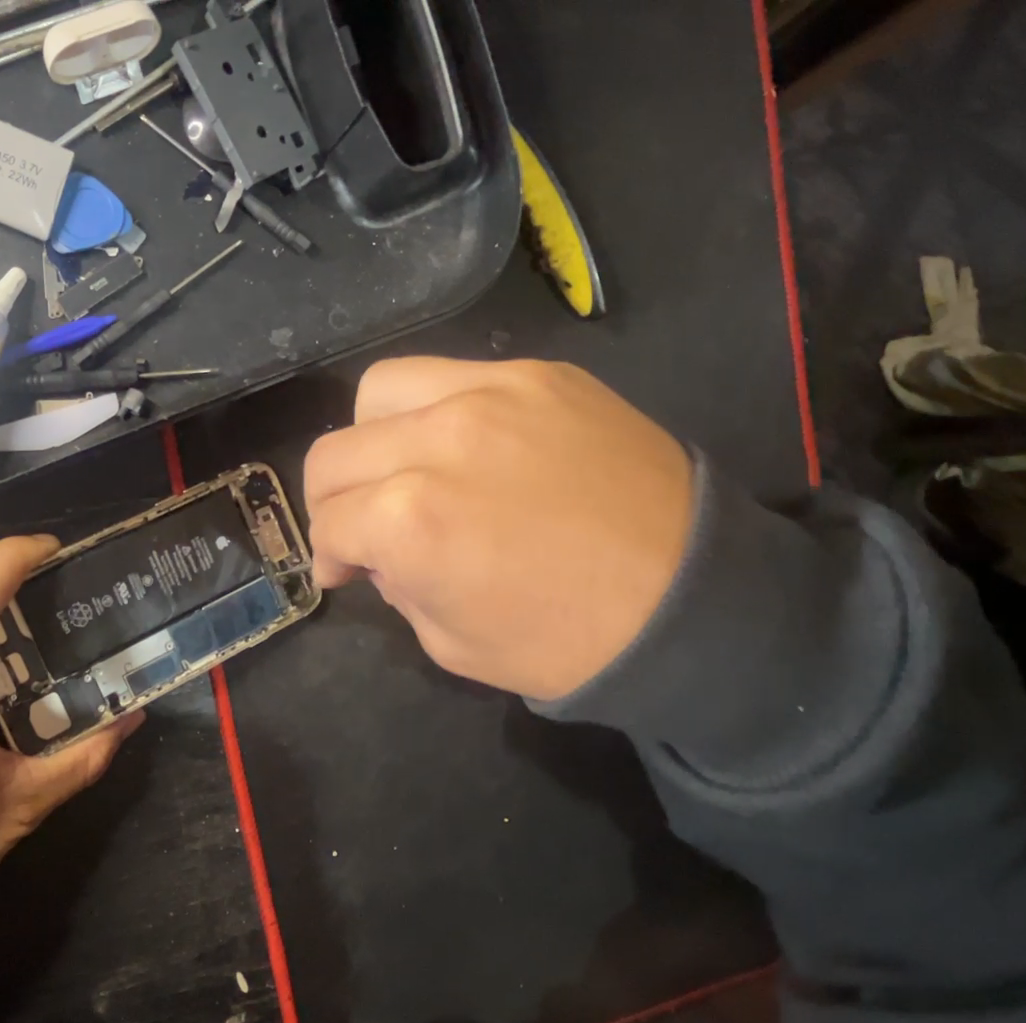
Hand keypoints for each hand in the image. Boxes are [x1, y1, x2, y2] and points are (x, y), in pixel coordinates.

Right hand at [303, 357, 694, 699]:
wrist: (697, 598)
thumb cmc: (569, 641)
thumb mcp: (450, 644)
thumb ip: (395, 587)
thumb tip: (377, 550)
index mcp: (409, 521)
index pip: (330, 522)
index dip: (328, 555)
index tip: (343, 571)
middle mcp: (434, 443)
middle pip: (334, 453)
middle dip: (332, 501)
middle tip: (358, 526)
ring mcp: (489, 395)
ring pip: (379, 392)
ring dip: (371, 438)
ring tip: (402, 468)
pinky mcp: (540, 375)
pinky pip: (451, 375)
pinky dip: (433, 411)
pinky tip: (463, 445)